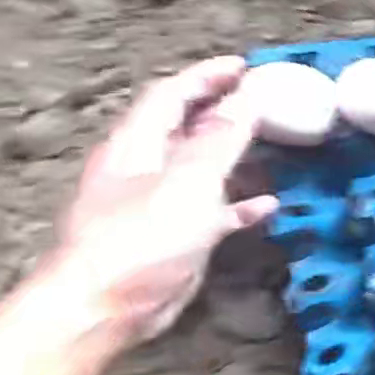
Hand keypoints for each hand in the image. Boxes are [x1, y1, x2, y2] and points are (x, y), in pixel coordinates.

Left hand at [52, 56, 277, 341]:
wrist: (105, 308)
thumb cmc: (142, 239)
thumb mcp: (188, 182)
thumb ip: (220, 140)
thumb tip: (248, 99)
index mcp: (136, 147)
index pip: (170, 97)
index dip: (205, 77)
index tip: (244, 66)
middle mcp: (143, 168)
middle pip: (184, 126)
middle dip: (219, 107)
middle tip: (259, 97)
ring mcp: (157, 203)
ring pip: (200, 165)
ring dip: (232, 150)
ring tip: (269, 140)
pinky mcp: (174, 235)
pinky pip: (213, 207)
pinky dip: (239, 200)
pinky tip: (268, 203)